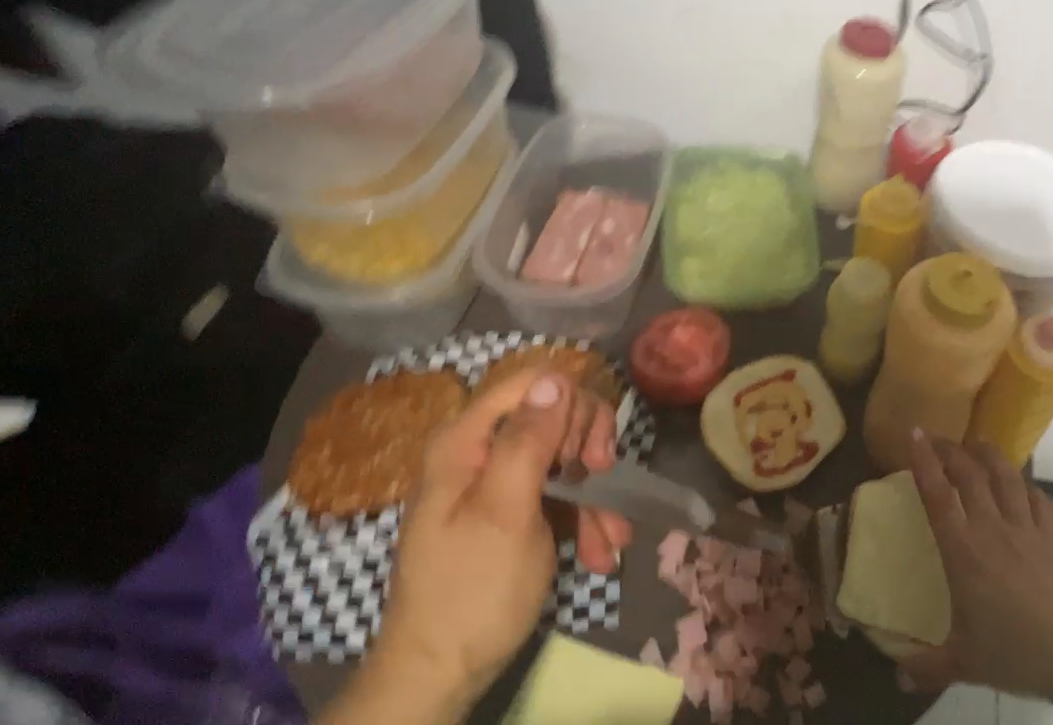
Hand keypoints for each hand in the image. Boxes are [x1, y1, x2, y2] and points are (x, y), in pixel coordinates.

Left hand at [323, 368, 632, 724]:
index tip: (591, 454)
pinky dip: (585, 519)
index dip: (573, 407)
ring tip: (612, 541)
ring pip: (566, 457)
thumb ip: (529, 441)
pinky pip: (560, 493)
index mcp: (466, 441)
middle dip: (590, 454)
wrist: (440, 675)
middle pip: (555, 416)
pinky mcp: (513, 511)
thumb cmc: (473, 591)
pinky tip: (600, 552)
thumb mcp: (506, 512)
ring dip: (596, 497)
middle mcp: (480, 451)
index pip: (533, 384)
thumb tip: (556, 377)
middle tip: (603, 489)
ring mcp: (497, 482)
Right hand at [904, 433, 1052, 723]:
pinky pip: (1039, 501)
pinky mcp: (1052, 540)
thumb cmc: (1014, 652)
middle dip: (951, 450)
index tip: (914, 433)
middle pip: (970, 475)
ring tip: (978, 443)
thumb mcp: (963, 663)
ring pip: (1007, 478)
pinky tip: (1023, 486)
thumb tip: (898, 678)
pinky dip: (1027, 486)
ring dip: (990, 455)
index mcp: (963, 552)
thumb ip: (927, 667)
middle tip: (937, 439)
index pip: (938, 495)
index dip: (924, 461)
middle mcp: (993, 530)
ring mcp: (1026, 531)